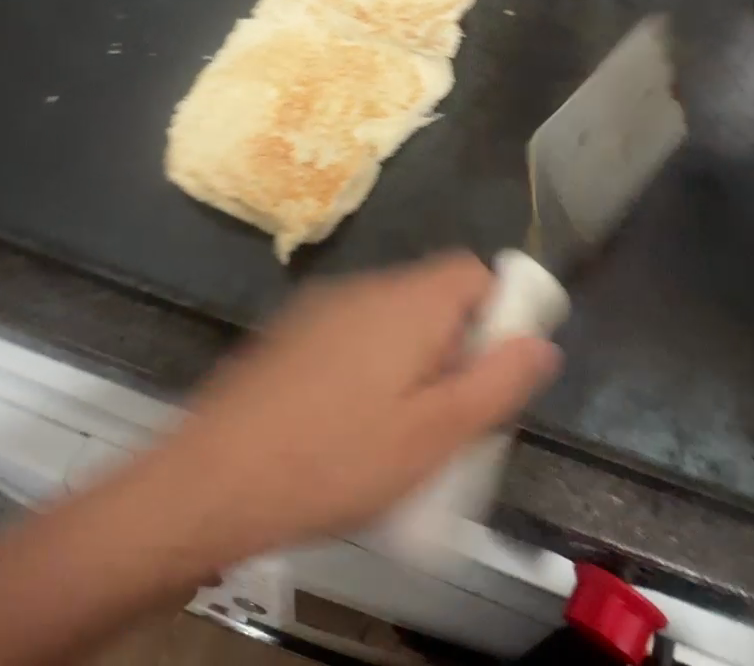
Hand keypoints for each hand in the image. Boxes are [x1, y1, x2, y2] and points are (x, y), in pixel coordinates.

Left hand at [125, 252, 561, 578]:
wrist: (209, 483)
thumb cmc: (337, 460)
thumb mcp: (436, 434)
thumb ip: (499, 382)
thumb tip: (544, 343)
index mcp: (411, 302)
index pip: (477, 271)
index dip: (499, 313)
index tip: (493, 369)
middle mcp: (367, 287)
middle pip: (436, 296)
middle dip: (457, 345)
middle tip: (451, 412)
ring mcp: (320, 307)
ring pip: (393, 318)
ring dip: (413, 358)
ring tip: (401, 427)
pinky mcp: (288, 334)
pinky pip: (352, 335)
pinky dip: (369, 365)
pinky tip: (348, 423)